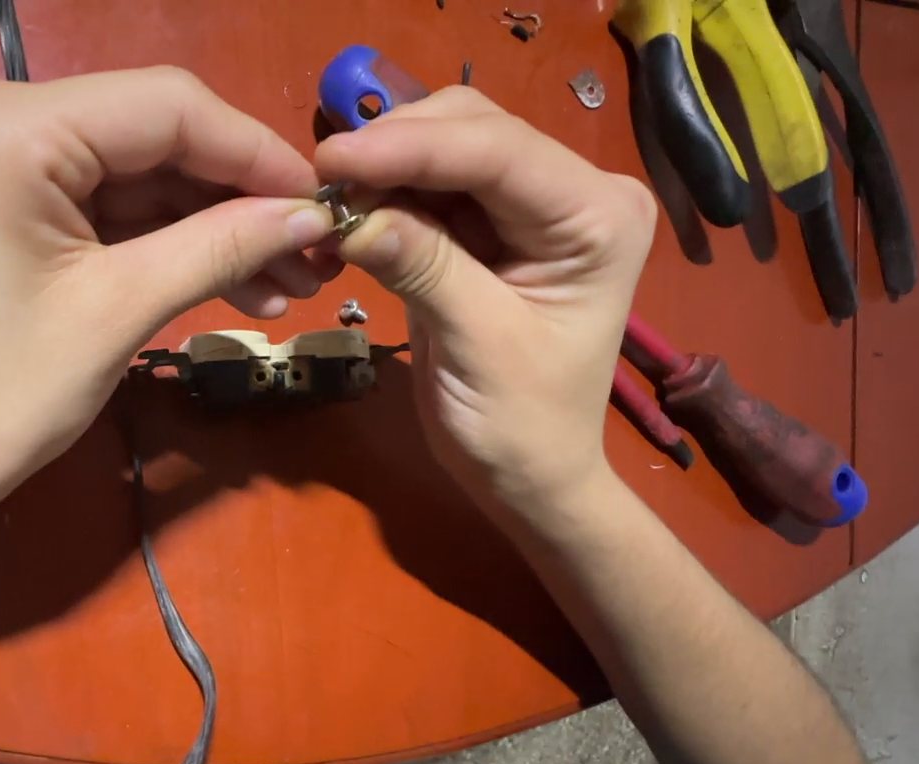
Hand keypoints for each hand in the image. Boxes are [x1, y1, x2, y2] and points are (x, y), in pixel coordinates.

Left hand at [0, 67, 335, 536]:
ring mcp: (3, 154)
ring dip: (215, 228)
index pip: (166, 107)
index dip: (256, 154)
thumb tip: (313, 216)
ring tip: (289, 281)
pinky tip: (238, 282)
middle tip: (314, 252)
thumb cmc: (10, 397)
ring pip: (142, 175)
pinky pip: (112, 206)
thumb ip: (221, 246)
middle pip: (156, 136)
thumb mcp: (122, 311)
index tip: (325, 203)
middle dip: (240, 200)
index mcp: (7, 127)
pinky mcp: (15, 196)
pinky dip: (171, 243)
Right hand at [315, 88, 655, 522]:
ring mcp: (528, 212)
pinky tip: (349, 219)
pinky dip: (386, 204)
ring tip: (328, 203)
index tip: (330, 159)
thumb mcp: (476, 345)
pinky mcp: (488, 236)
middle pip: (473, 134)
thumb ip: (423, 268)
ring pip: (445, 157)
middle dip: (395, 151)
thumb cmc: (520, 424)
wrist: (526, 474)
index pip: (499, 153)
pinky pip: (430, 199)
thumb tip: (350, 215)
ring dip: (383, 174)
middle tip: (322, 184)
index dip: (410, 147)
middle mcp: (572, 194)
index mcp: (596, 216)